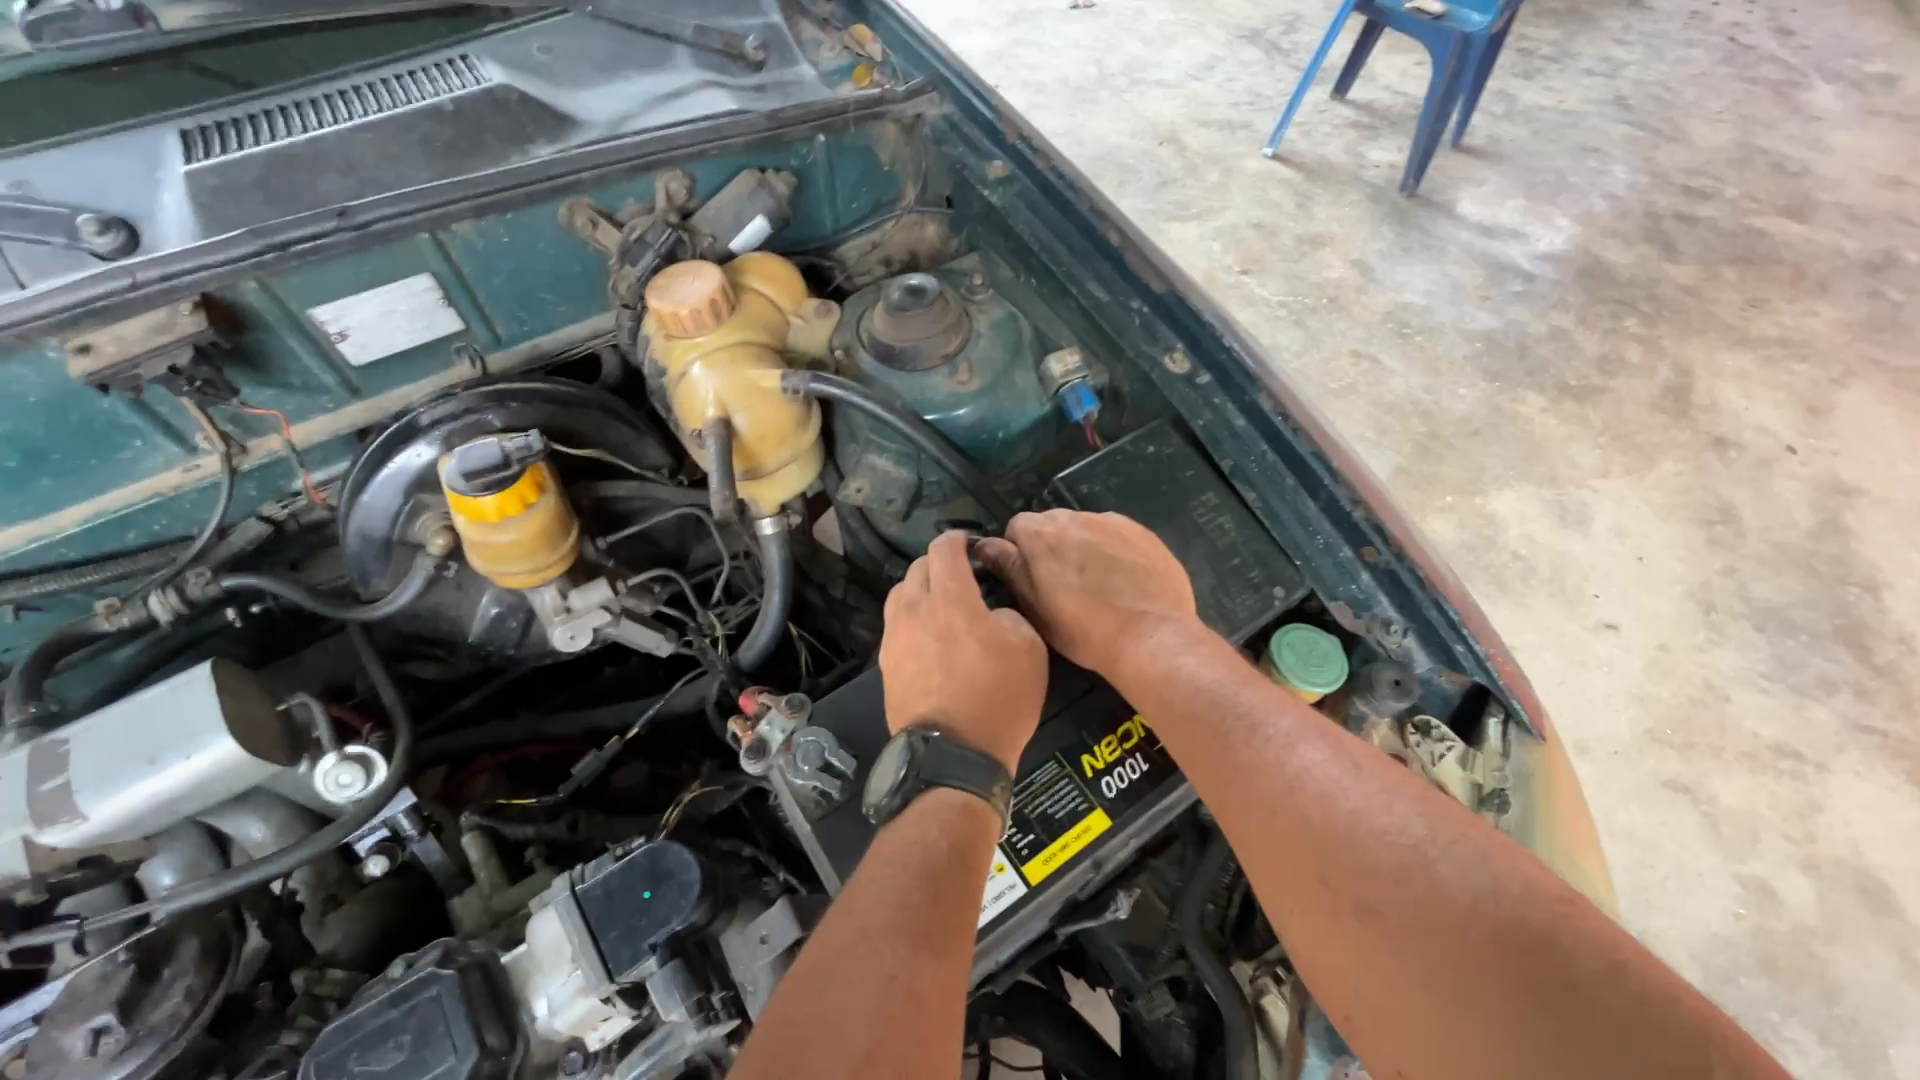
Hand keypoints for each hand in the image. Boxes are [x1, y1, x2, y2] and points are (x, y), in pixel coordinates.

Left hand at [880, 531, 1048, 772]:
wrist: (955, 757)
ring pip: (900, 593)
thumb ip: (1009, 614)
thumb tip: (991, 611)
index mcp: (950, 600)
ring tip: (942, 602)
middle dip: (940, 562)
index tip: (972, 545)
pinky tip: (929, 633)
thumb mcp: (1029, 649)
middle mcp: (914, 611)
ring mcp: (895, 638)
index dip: (959, 539)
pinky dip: (911, 616)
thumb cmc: (1000, 700)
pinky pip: (895, 624)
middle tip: (963, 575)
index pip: (944, 549)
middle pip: (918, 568)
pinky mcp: (886, 663)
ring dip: (921, 588)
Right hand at [973, 510, 1198, 677]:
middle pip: (1052, 524)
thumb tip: (984, 544)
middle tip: (1062, 586)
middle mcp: (1075, 517)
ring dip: (1083, 547)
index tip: (1030, 581)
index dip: (1020, 553)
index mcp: (1042, 534)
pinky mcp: (1143, 533)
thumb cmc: (1084, 629)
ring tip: (1096, 585)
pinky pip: (1116, 535)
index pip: (1017, 527)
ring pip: (1086, 528)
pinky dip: (1113, 550)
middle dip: (1052, 547)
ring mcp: (1113, 522)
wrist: (1151, 637)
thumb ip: (1009, 568)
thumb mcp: (1035, 607)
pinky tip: (1123, 580)